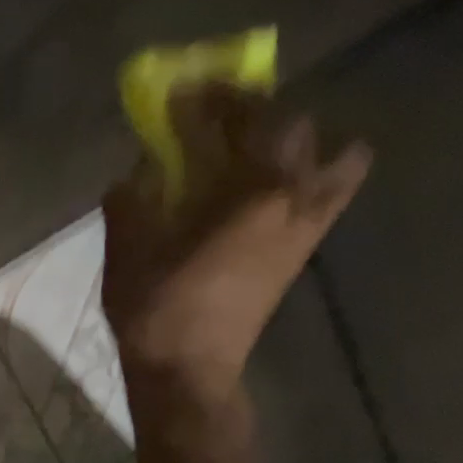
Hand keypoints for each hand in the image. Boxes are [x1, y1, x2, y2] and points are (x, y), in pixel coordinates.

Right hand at [102, 87, 370, 401]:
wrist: (189, 370)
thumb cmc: (156, 310)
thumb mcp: (129, 251)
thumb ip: (134, 200)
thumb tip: (140, 170)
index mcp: (255, 192)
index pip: (243, 122)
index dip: (211, 100)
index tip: (182, 92)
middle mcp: (296, 198)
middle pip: (293, 128)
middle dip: (252, 113)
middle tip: (210, 118)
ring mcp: (307, 225)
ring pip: (333, 157)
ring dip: (297, 143)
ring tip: (253, 152)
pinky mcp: (302, 250)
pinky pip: (325, 191)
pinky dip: (302, 174)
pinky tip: (259, 190)